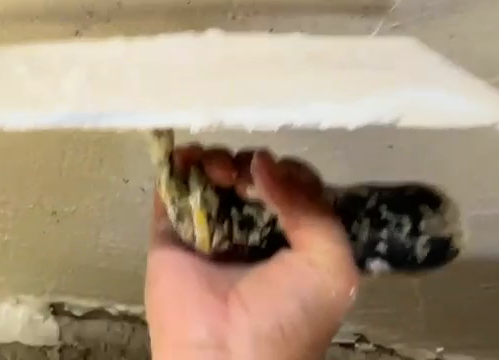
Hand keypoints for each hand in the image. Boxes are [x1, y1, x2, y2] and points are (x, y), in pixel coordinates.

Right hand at [146, 148, 360, 359]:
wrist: (224, 358)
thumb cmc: (284, 318)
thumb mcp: (329, 271)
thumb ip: (313, 210)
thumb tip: (261, 162)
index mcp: (292, 243)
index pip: (292, 186)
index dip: (284, 170)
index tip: (271, 174)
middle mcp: (251, 230)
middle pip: (249, 173)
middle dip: (245, 162)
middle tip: (238, 176)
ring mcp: (207, 227)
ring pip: (210, 172)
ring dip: (212, 158)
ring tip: (214, 171)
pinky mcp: (168, 228)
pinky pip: (170, 185)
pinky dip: (174, 163)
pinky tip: (183, 159)